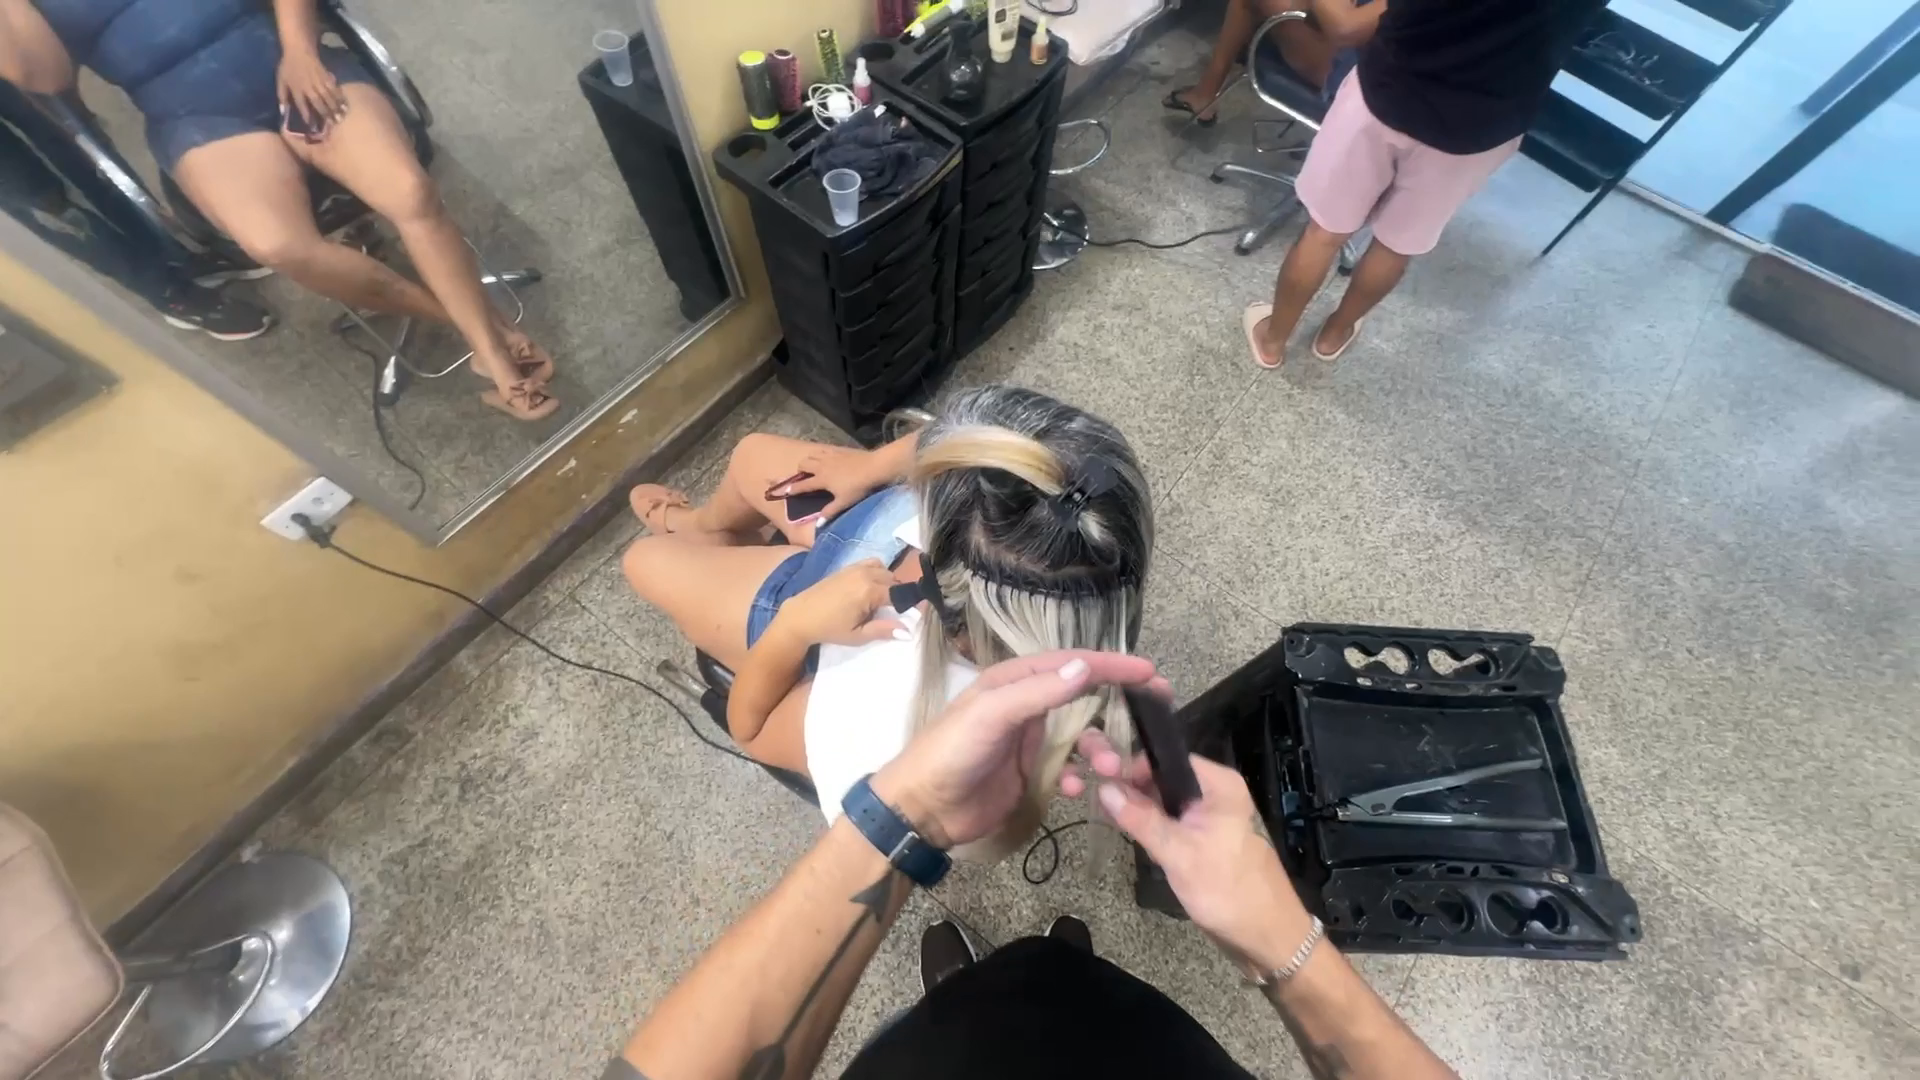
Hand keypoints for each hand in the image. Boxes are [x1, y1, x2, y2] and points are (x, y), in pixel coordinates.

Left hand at [276, 49, 346, 135]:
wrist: (298, 51)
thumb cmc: (288, 67)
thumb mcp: (280, 80)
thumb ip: (282, 95)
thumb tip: (283, 111)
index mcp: (295, 87)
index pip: (301, 103)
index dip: (306, 114)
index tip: (311, 125)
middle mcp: (307, 86)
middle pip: (317, 102)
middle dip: (325, 113)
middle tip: (333, 124)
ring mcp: (318, 82)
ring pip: (328, 98)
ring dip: (335, 108)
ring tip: (341, 117)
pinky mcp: (326, 78)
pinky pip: (335, 90)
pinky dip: (340, 98)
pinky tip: (345, 106)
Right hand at [771, 446, 894, 523]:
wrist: (873, 467)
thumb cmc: (858, 487)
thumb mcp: (844, 502)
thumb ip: (830, 512)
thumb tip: (818, 525)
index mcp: (821, 479)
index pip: (802, 485)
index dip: (792, 489)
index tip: (784, 491)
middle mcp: (821, 466)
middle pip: (803, 464)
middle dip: (799, 470)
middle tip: (804, 477)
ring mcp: (830, 456)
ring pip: (812, 455)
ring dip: (809, 461)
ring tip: (813, 468)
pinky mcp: (838, 450)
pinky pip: (823, 450)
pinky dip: (820, 454)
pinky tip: (826, 459)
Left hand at [772, 559, 904, 647]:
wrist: (801, 616)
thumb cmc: (829, 629)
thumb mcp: (857, 635)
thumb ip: (883, 630)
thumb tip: (908, 630)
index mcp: (870, 591)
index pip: (900, 594)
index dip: (906, 604)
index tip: (906, 615)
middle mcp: (866, 574)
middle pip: (894, 580)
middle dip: (897, 594)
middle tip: (890, 612)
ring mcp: (856, 568)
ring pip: (885, 570)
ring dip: (888, 582)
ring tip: (880, 600)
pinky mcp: (848, 566)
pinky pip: (873, 563)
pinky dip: (878, 572)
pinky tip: (870, 587)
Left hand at [872, 651, 1162, 850]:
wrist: (923, 809)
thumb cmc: (953, 752)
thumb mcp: (993, 715)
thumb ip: (1039, 692)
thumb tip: (1086, 666)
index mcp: (1013, 681)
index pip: (1069, 663)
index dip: (1109, 664)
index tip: (1148, 671)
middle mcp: (1025, 705)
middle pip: (1082, 697)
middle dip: (1117, 705)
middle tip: (1155, 711)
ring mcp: (1029, 740)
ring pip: (1080, 737)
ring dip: (1099, 750)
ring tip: (1112, 769)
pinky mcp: (1030, 773)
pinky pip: (1067, 770)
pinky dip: (1078, 778)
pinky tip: (1075, 791)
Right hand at [1069, 731, 1315, 973]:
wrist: (1269, 940)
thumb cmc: (1228, 892)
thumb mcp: (1178, 854)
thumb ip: (1140, 819)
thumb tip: (1103, 789)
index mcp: (1218, 783)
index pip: (1165, 758)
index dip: (1133, 768)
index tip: (1104, 784)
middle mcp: (1215, 790)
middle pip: (1163, 778)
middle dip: (1134, 791)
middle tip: (1103, 807)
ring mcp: (1210, 814)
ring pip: (1164, 801)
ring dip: (1141, 812)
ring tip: (1115, 824)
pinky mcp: (1205, 835)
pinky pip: (1172, 820)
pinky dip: (1153, 828)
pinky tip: (1136, 840)